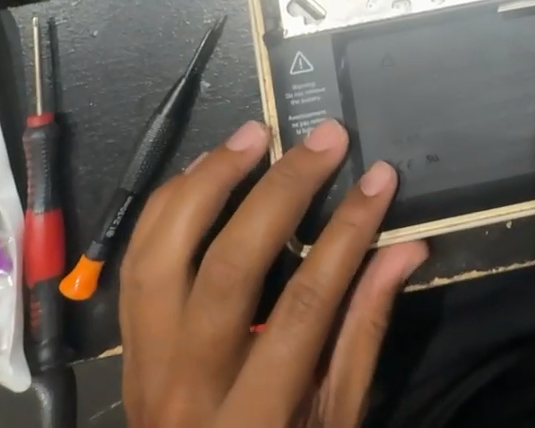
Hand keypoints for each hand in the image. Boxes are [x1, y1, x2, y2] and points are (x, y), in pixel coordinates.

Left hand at [119, 119, 428, 427]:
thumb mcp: (334, 420)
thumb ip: (363, 332)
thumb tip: (406, 248)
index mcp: (252, 418)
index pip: (306, 305)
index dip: (347, 234)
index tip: (379, 178)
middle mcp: (186, 388)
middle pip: (227, 269)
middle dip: (281, 192)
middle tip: (324, 140)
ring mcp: (144, 365)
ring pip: (161, 256)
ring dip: (208, 183)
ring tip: (254, 135)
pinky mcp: (127, 347)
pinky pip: (136, 264)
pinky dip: (168, 207)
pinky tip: (204, 169)